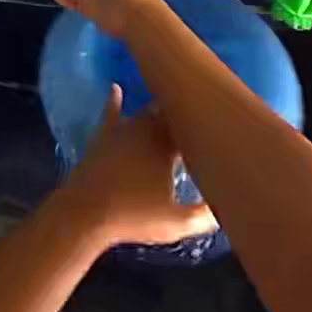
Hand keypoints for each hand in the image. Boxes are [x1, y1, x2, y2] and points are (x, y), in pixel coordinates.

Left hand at [59, 85, 215, 246]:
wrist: (87, 212)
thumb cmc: (134, 216)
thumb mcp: (176, 223)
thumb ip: (203, 216)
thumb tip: (224, 209)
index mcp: (168, 148)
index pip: (190, 129)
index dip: (201, 127)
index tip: (213, 125)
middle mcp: (148, 131)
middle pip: (168, 116)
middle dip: (181, 114)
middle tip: (194, 112)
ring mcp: (124, 130)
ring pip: (144, 113)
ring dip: (156, 109)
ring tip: (168, 102)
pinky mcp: (104, 135)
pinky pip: (111, 112)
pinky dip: (114, 100)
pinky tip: (115, 88)